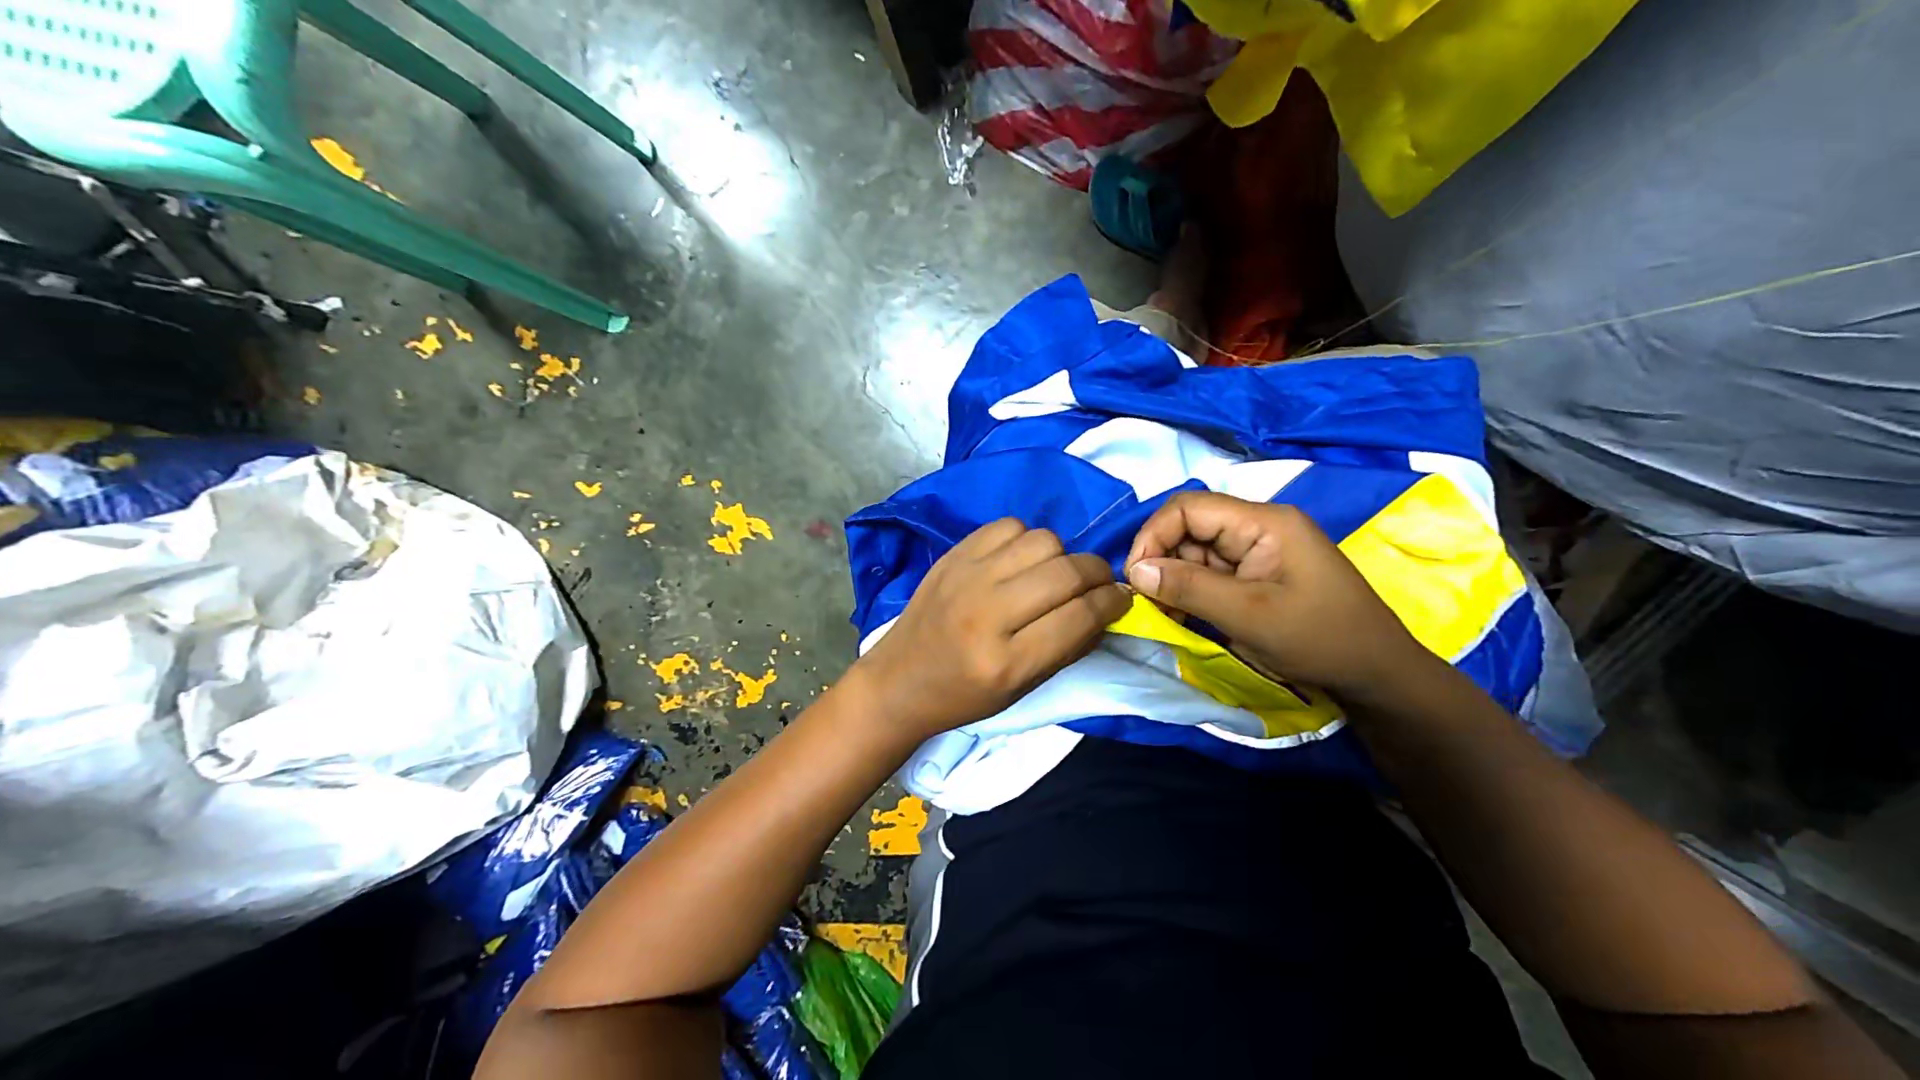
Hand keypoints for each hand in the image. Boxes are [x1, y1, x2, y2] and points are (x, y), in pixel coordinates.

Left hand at [849, 519, 1131, 742]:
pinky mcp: (952, 556)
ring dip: (1062, 556)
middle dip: (1097, 574)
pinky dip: (1025, 539)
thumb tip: (1107, 607)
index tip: (1122, 600)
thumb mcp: (1022, 688)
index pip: (1079, 616)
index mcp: (1006, 662)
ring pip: (1042, 541)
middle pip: (1066, 572)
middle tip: (1101, 583)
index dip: (1113, 603)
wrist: (899, 680)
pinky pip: (1008, 526)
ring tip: (1056, 573)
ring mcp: (966, 578)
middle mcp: (986, 613)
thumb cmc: (964, 696)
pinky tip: (1021, 560)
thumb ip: (1068, 647)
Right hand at [1124, 492, 1440, 708]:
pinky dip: (1189, 591)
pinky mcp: (1256, 574)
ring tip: (1165, 614)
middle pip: (1189, 528)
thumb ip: (1189, 588)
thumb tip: (1136, 571)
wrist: (1376, 674)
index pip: (1188, 508)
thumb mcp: (1250, 615)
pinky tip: (1182, 615)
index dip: (1154, 536)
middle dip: (1162, 561)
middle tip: (1148, 603)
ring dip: (1173, 580)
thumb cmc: (1320, 639)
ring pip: (1195, 552)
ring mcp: (1258, 551)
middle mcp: (1258, 527)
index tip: (1137, 578)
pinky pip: (1209, 572)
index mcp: (1264, 522)